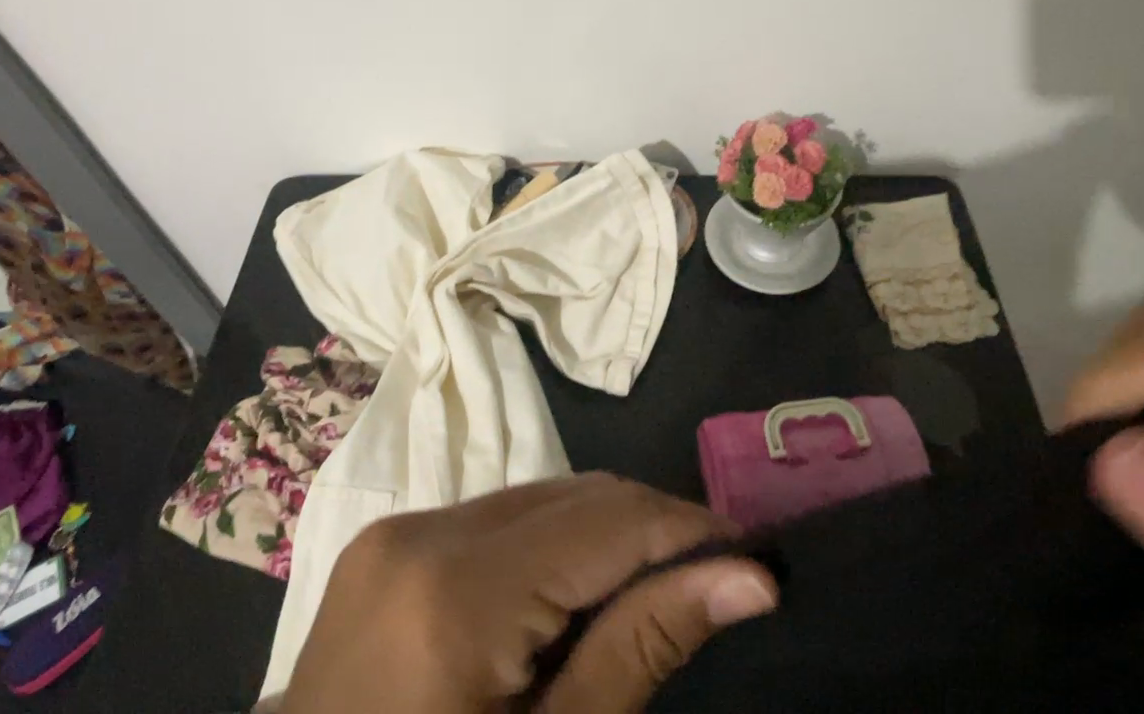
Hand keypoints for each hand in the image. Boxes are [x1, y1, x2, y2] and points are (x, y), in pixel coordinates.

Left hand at [280, 473, 776, 713]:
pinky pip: (495, 520)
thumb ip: (642, 648)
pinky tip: (574, 596)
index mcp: (456, 590)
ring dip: (604, 534)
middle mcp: (421, 532)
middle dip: (653, 529)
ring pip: (538, 499)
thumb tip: (749, 578)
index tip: (758, 559)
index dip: (692, 529)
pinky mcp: (384, 545)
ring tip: (652, 591)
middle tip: (717, 580)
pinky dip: (550, 544)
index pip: (607, 519)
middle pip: (574, 496)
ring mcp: (394, 533)